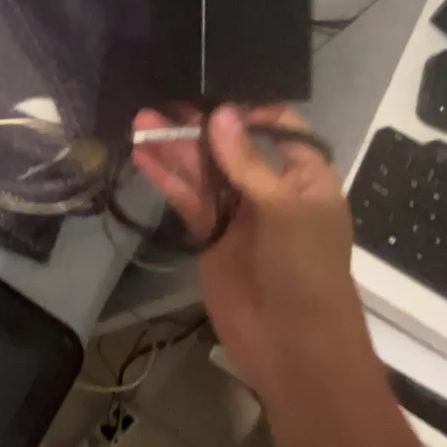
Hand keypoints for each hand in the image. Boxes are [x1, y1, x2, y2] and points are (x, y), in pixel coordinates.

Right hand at [132, 105, 368, 402]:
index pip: (278, 129)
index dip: (247, 112)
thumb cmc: (305, 271)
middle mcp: (270, 189)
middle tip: (160, 104)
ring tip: (140, 121)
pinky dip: (165, 178)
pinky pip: (187, 198)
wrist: (294, 345)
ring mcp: (238, 212)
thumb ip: (247, 162)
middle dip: (197, 126)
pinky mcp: (210, 234)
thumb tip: (220, 114)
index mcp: (305, 178)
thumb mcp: (284, 210)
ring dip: (173, 148)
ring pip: (202, 171)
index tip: (212, 100)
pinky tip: (141, 157)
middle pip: (230, 146)